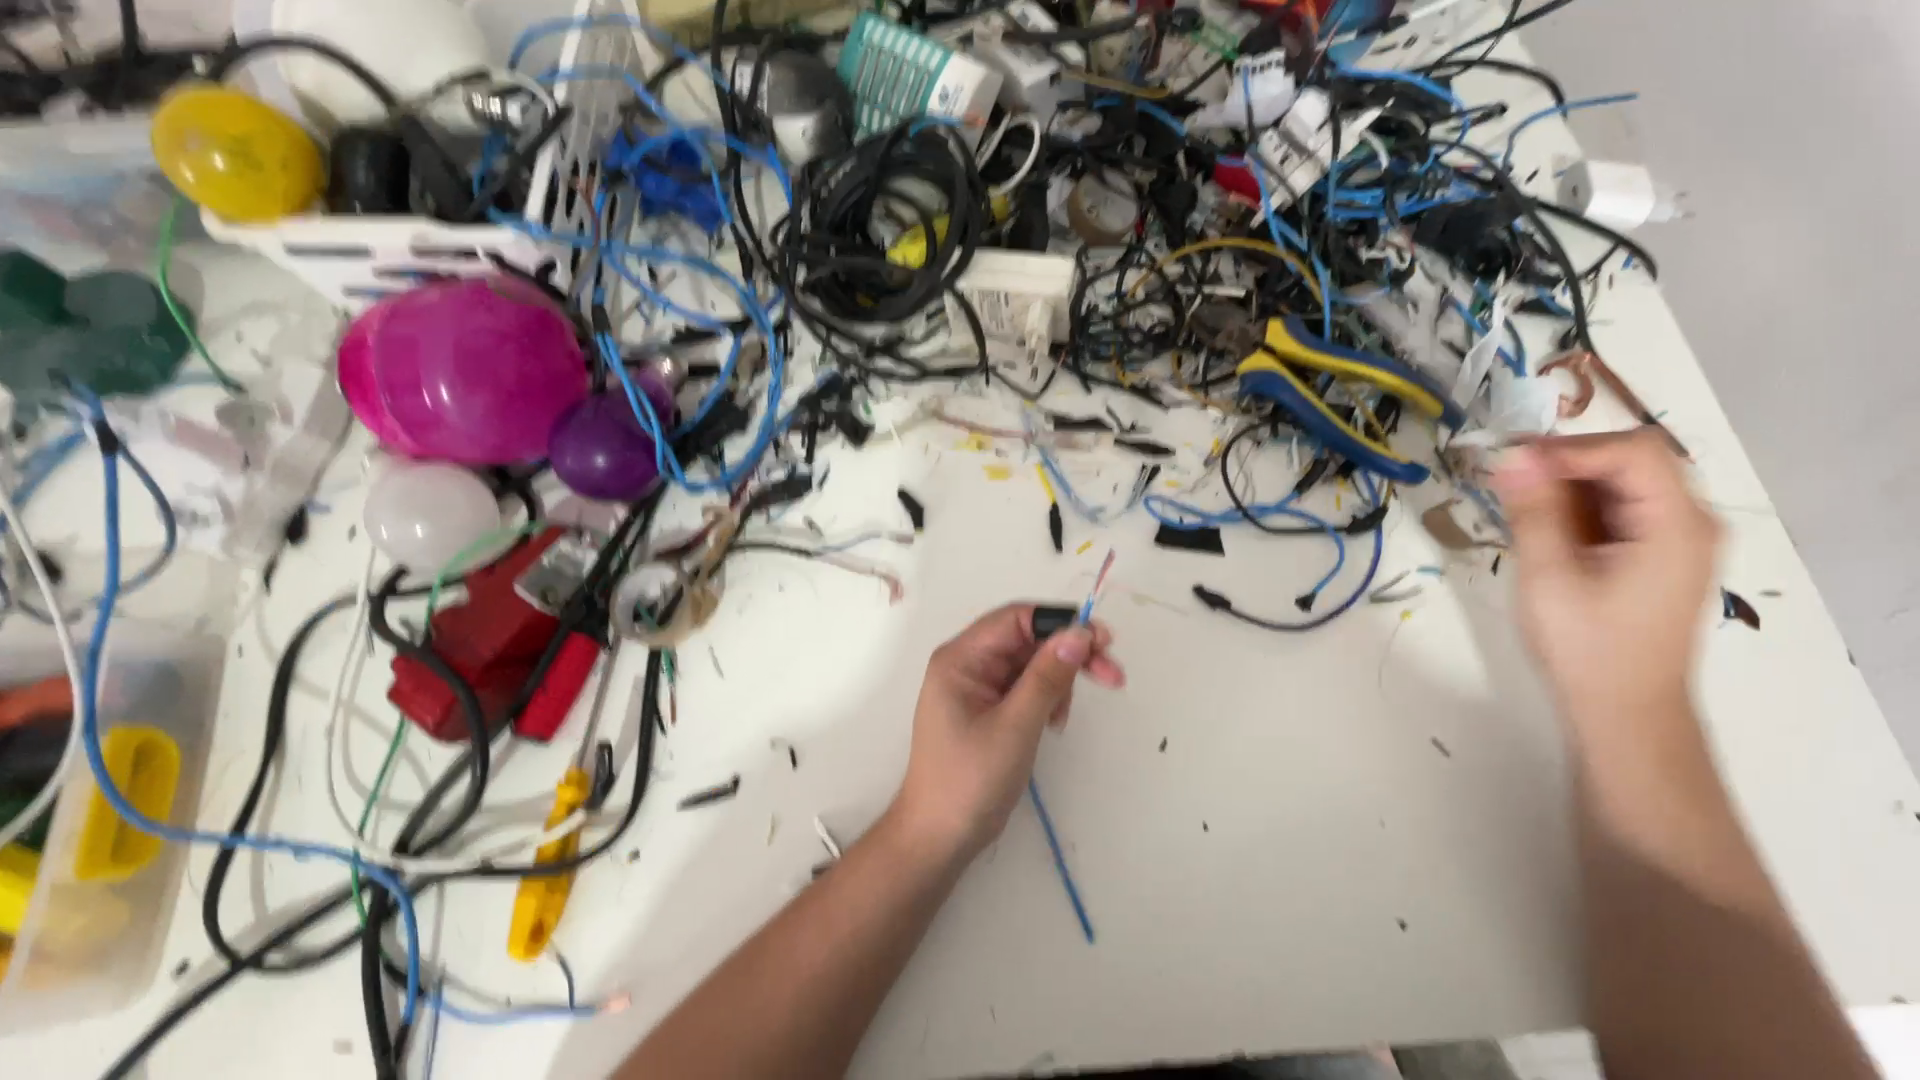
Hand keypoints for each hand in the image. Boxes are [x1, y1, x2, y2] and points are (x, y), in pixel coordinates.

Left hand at [892, 604, 1124, 860]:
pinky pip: (1025, 687)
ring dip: (1059, 681)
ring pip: (1031, 663)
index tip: (1103, 641)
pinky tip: (1053, 724)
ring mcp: (977, 687)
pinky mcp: (989, 709)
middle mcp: (967, 664)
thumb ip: (1047, 677)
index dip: (1061, 623)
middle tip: (1112, 676)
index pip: (1016, 618)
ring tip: (1062, 719)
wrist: (939, 836)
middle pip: (1027, 639)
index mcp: (961, 658)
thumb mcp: (1015, 726)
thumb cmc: (970, 780)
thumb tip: (1079, 633)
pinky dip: (1047, 699)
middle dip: (1068, 654)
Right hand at [1493, 431, 1720, 719]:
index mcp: (1678, 524)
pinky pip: (1624, 510)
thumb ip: (1534, 511)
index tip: (1512, 463)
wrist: (1626, 712)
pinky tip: (1547, 531)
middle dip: (1567, 463)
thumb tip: (1512, 455)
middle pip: (1632, 461)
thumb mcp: (1549, 577)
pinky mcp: (1663, 556)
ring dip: (1570, 486)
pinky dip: (1582, 508)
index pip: (1631, 451)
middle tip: (1509, 482)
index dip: (1569, 448)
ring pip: (1624, 484)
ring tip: (1521, 509)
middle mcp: (1693, 522)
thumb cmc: (1588, 649)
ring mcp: (1681, 540)